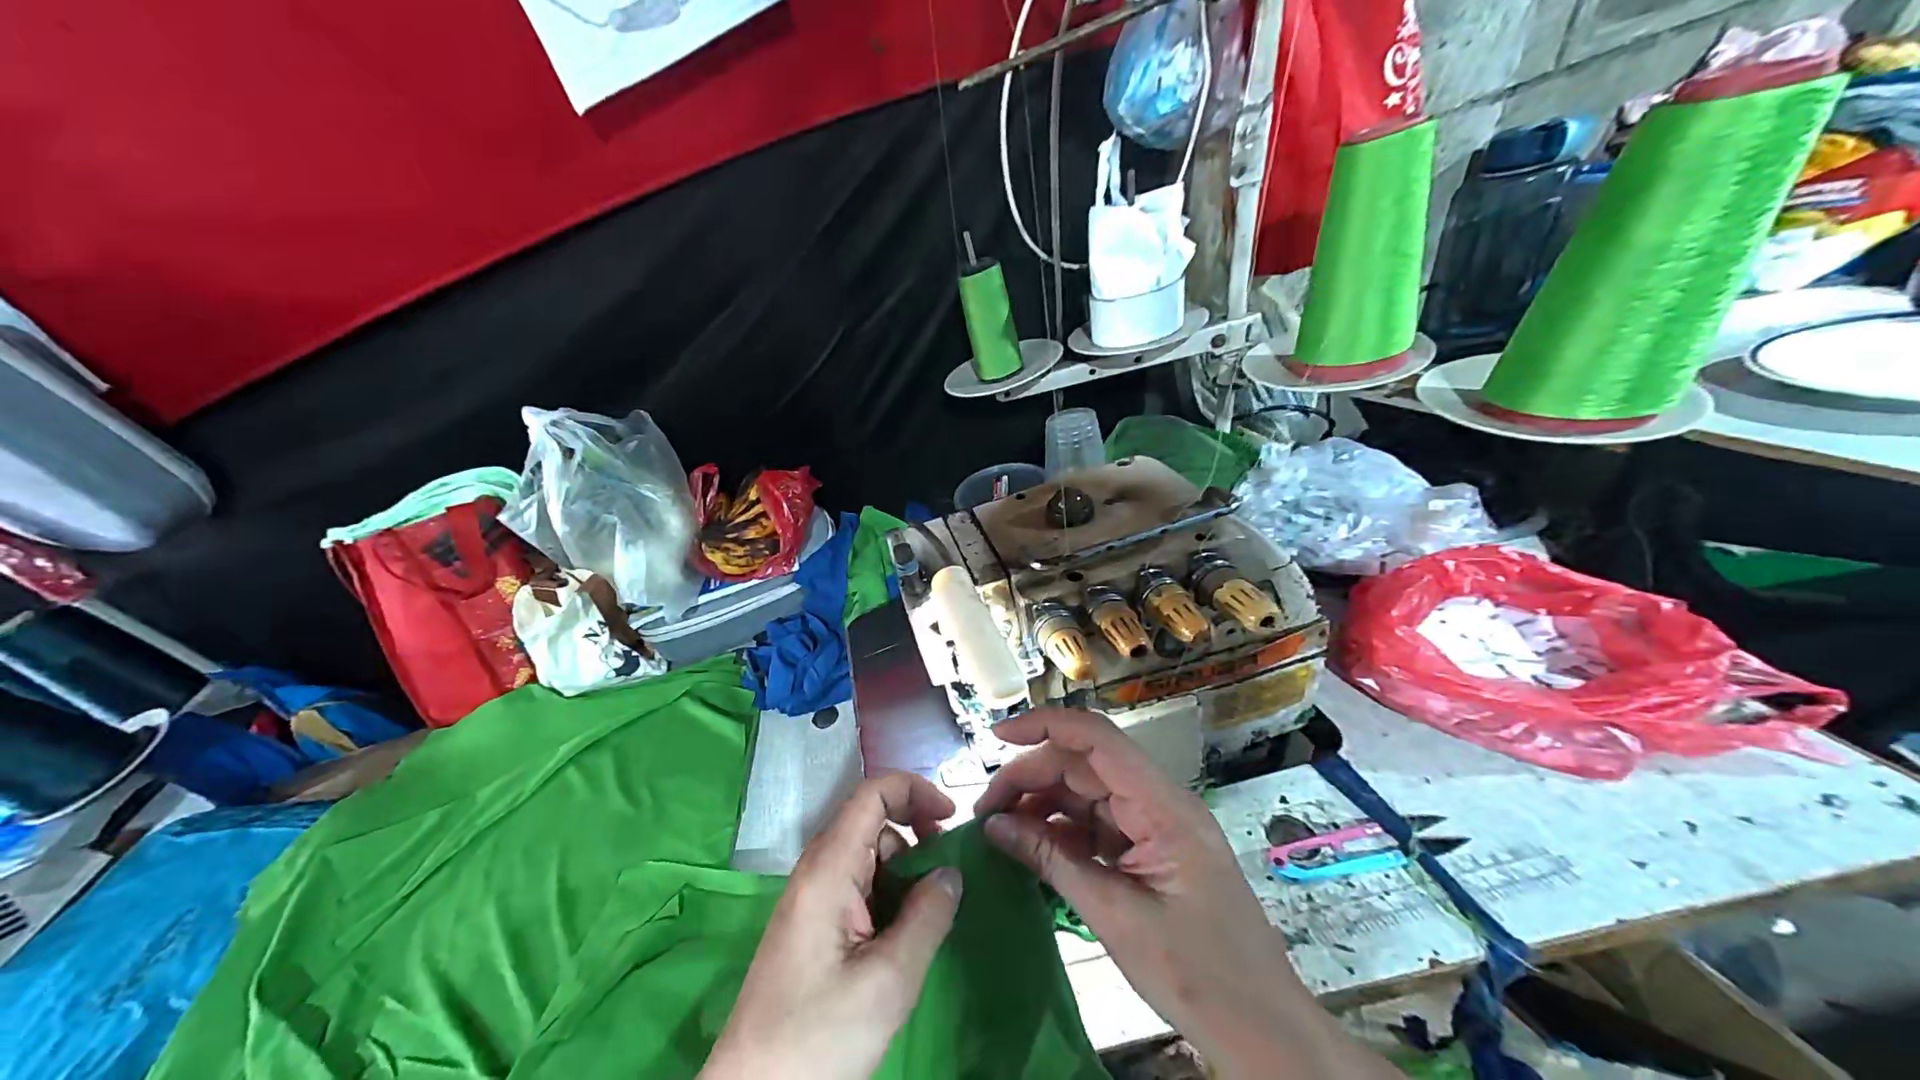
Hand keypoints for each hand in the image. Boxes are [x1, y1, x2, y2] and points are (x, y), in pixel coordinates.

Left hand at [701, 773, 963, 1079]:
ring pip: (867, 856)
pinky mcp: (813, 925)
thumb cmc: (820, 1035)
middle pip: (872, 822)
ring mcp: (812, 898)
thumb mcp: (889, 980)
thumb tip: (951, 873)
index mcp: (828, 870)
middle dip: (916, 833)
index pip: (872, 794)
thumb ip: (927, 917)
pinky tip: (904, 931)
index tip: (952, 819)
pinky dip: (888, 894)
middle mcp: (816, 872)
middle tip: (948, 874)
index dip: (915, 791)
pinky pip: (858, 887)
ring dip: (904, 869)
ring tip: (929, 912)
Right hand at [976, 709, 1398, 1079]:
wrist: (1262, 1029)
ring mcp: (1156, 827)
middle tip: (986, 812)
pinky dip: (1063, 833)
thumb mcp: (1114, 915)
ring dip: (1043, 805)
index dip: (1044, 724)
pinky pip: (1098, 826)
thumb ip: (1051, 860)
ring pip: (1088, 795)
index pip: (1098, 739)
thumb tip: (993, 826)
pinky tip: (1032, 849)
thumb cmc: (1196, 974)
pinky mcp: (1151, 851)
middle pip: (1085, 766)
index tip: (996, 736)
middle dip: (1032, 777)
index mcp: (1162, 806)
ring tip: (1001, 831)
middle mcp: (1160, 803)